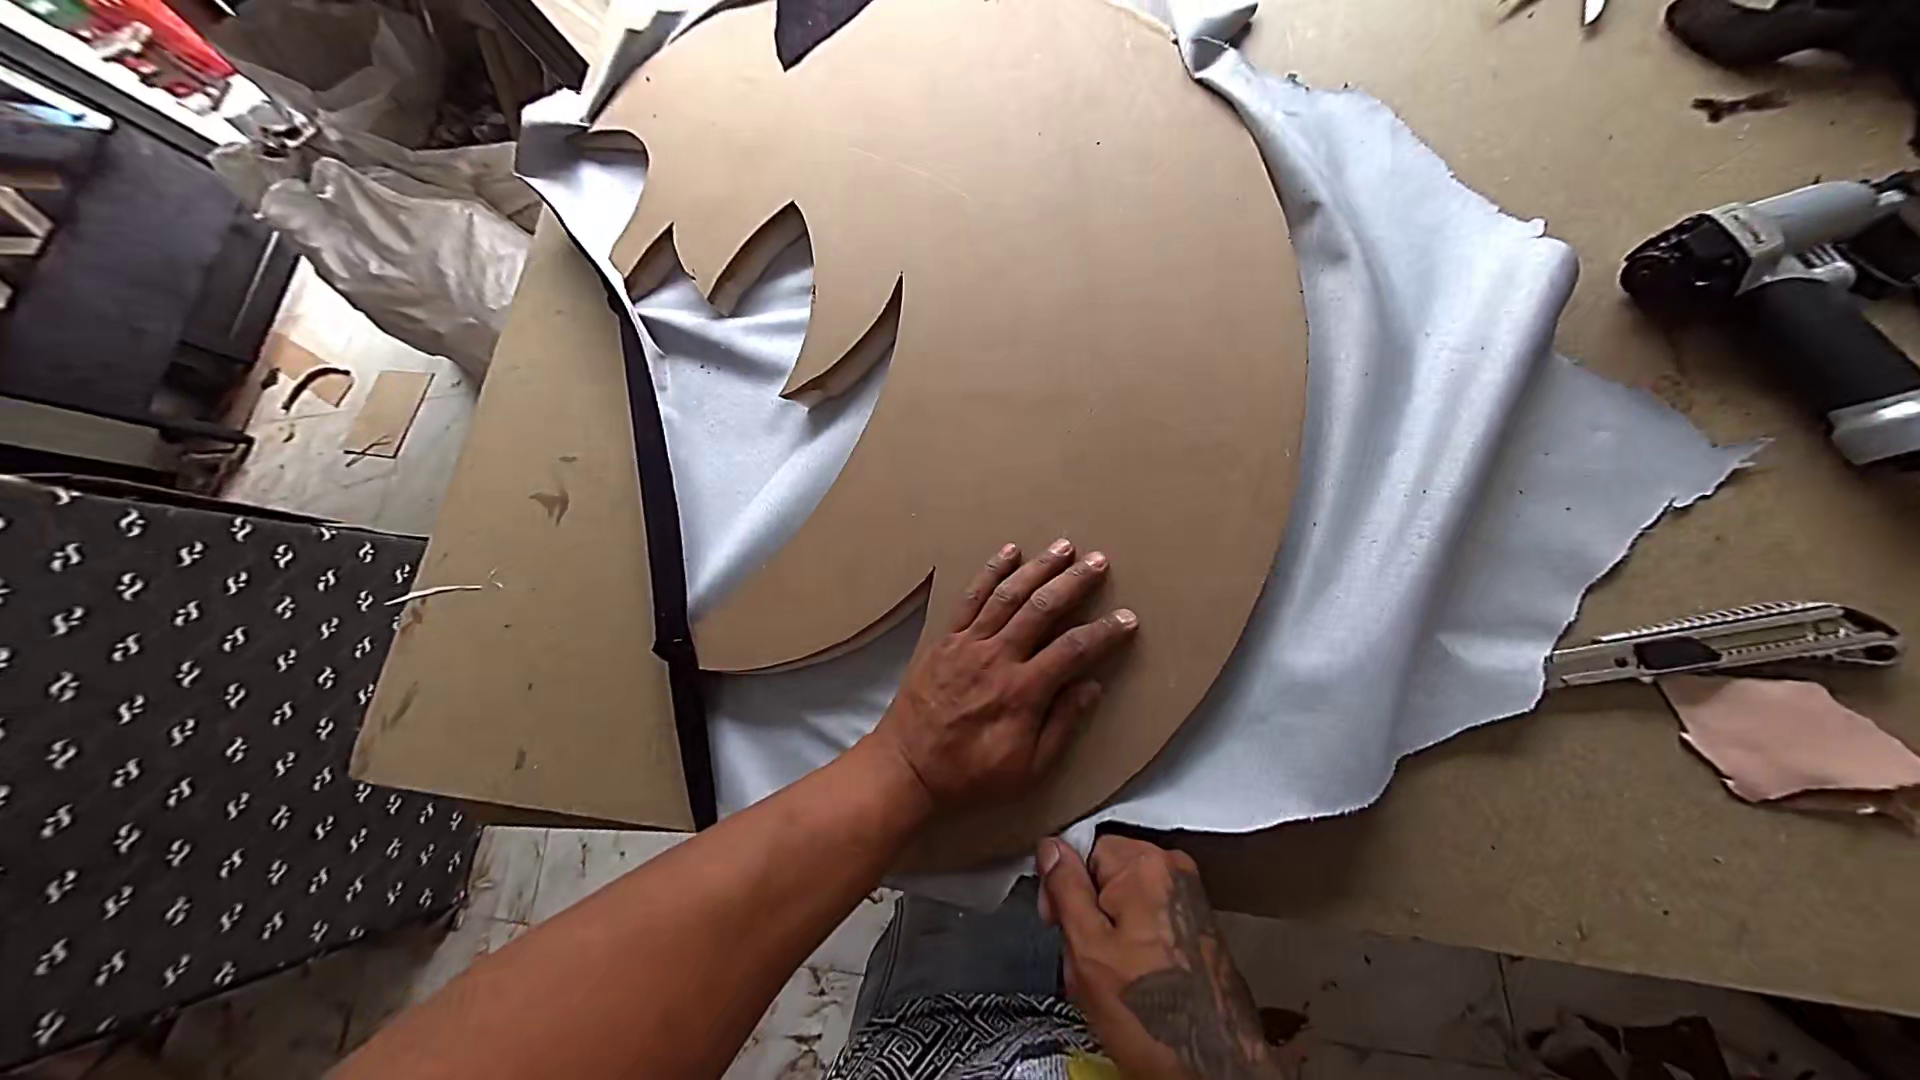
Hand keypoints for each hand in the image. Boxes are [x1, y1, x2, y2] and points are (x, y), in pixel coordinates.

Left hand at [863, 539, 1137, 809]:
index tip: (1127, 618)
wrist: (907, 767)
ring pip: (1008, 594)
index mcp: (1022, 691)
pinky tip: (1009, 552)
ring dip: (1038, 567)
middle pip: (1042, 608)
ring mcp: (967, 644)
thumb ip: (1062, 725)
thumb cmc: (970, 774)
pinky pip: (970, 597)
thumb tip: (1091, 686)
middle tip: (1098, 561)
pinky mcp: (945, 639)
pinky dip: (990, 571)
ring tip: (1062, 546)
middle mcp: (996, 658)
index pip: (1073, 650)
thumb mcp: (1027, 768)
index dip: (1104, 632)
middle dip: (1074, 581)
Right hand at [1037, 835, 1277, 1079]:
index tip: (1056, 921)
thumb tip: (1050, 847)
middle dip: (1086, 914)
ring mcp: (1189, 896)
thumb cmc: (1153, 1015)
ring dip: (1106, 934)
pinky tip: (1129, 980)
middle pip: (1104, 873)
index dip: (1062, 885)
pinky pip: (1147, 916)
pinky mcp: (1197, 924)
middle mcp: (1173, 869)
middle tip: (1082, 961)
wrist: (1217, 1072)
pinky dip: (1132, 943)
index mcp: (1146, 864)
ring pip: (1123, 899)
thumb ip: (1064, 888)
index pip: (1082, 849)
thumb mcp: (1088, 948)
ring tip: (1106, 979)